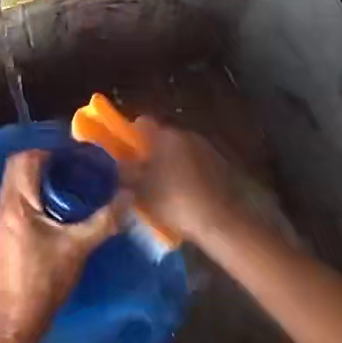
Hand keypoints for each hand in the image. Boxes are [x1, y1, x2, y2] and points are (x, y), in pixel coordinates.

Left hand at [0, 150, 123, 341]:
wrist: (17, 319)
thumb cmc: (45, 280)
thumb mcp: (79, 248)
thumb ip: (104, 220)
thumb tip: (128, 196)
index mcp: (17, 204)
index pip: (24, 160)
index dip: (48, 151)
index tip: (73, 156)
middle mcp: (3, 207)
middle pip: (16, 167)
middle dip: (42, 161)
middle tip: (72, 167)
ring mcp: (0, 221)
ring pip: (14, 184)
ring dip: (37, 178)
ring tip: (68, 183)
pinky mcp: (3, 234)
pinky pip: (16, 200)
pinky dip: (33, 194)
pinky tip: (56, 207)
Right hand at [131, 119, 249, 246]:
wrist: (221, 220)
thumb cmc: (175, 202)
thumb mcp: (140, 191)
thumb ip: (126, 171)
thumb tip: (120, 160)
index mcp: (165, 136)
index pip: (142, 122)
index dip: (131, 135)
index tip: (126, 154)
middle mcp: (186, 134)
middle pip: (162, 136)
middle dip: (152, 152)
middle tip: (142, 175)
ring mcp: (206, 147)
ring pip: (180, 149)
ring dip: (171, 162)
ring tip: (164, 187)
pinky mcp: (221, 162)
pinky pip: (196, 161)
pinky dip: (188, 171)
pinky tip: (187, 193)